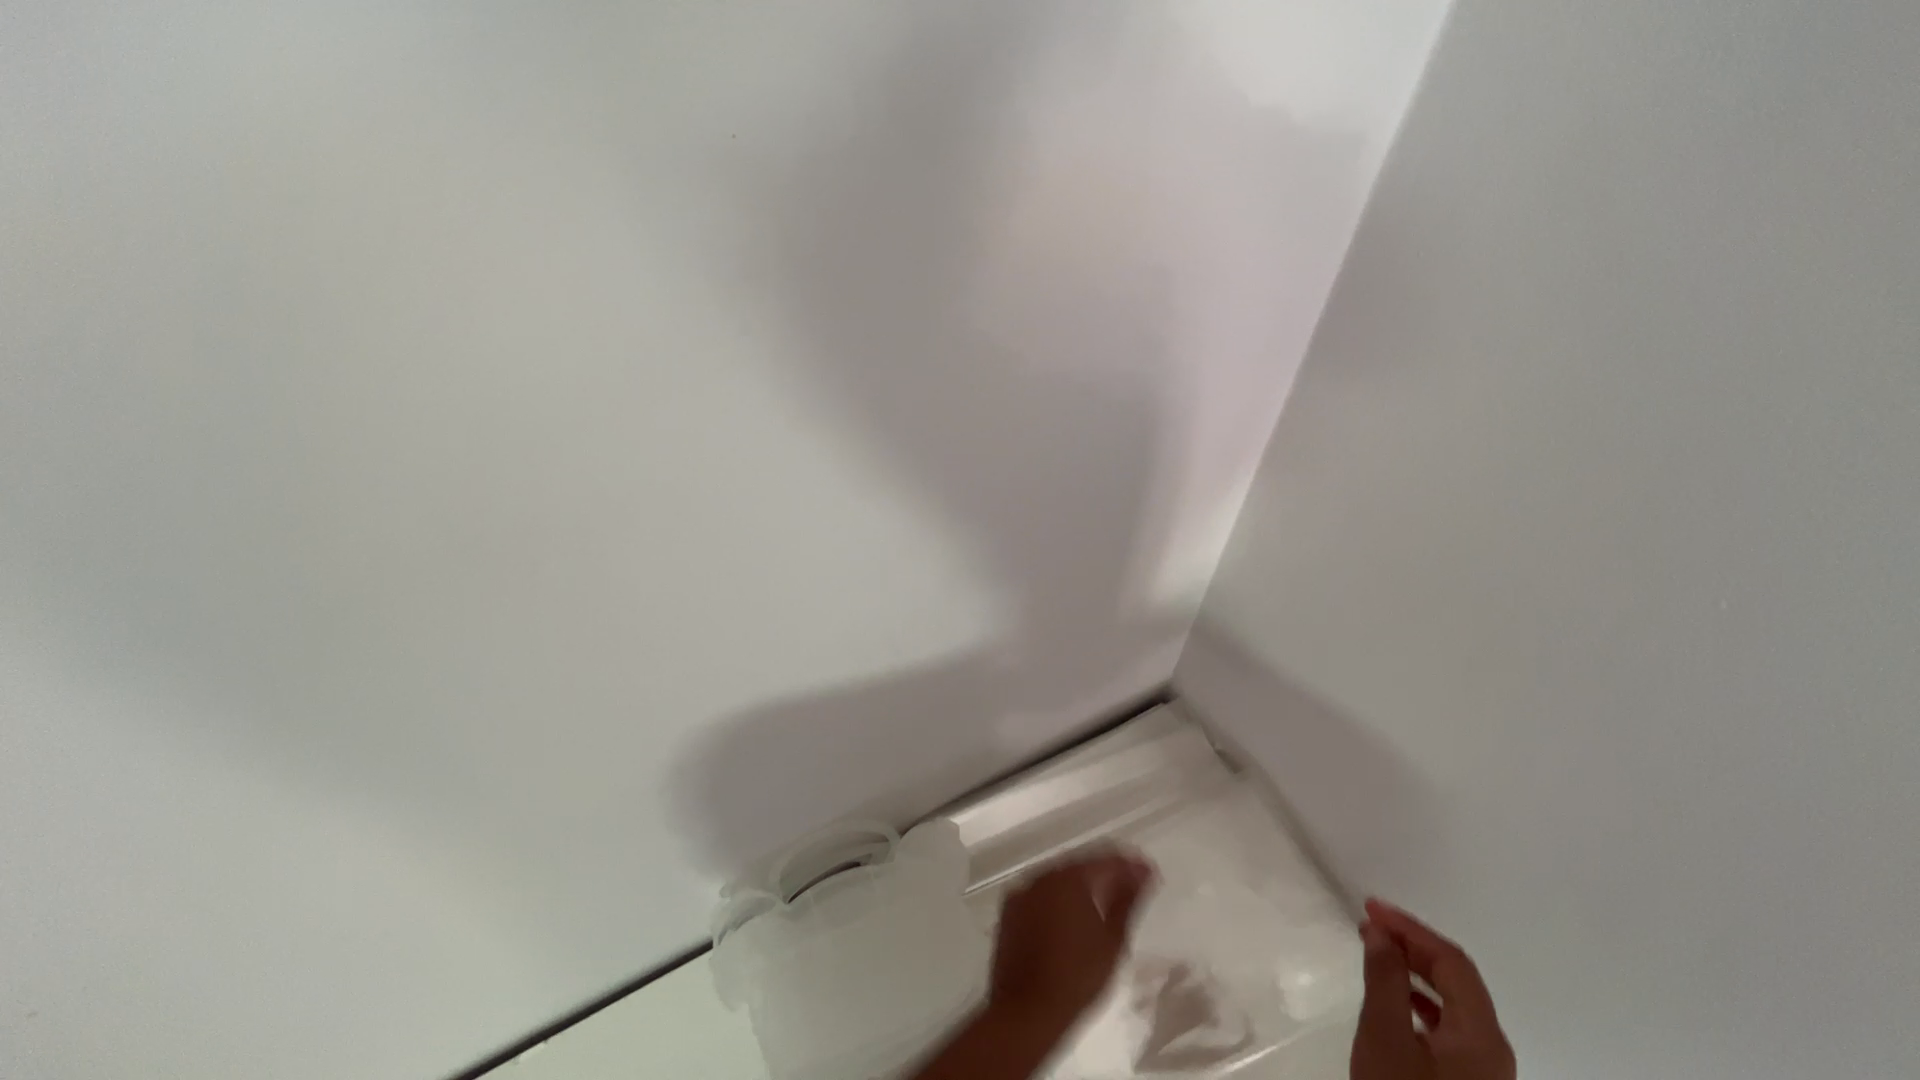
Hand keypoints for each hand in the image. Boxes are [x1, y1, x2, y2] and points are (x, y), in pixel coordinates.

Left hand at [988, 849, 1156, 1025]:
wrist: (1026, 1011)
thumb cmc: (1077, 977)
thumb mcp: (1112, 940)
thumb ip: (1128, 901)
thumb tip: (1142, 874)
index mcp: (1069, 878)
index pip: (1106, 859)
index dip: (1131, 865)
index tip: (1150, 872)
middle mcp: (1042, 877)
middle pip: (1080, 865)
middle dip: (1107, 872)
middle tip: (1131, 885)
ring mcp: (1021, 894)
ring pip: (1058, 879)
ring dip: (1082, 885)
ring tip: (1105, 901)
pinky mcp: (1009, 913)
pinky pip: (1041, 895)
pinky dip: (1059, 899)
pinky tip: (1073, 916)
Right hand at [1353, 899, 1515, 1079]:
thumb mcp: (1384, 1037)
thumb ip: (1384, 980)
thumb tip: (1380, 932)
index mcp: (1482, 1032)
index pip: (1451, 961)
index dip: (1411, 928)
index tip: (1370, 907)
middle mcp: (1493, 1047)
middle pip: (1457, 980)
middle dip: (1413, 945)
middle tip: (1370, 924)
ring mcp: (1484, 1070)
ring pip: (1454, 1004)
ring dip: (1416, 972)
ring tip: (1378, 953)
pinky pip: (1449, 1026)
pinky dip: (1420, 1001)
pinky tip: (1397, 1003)